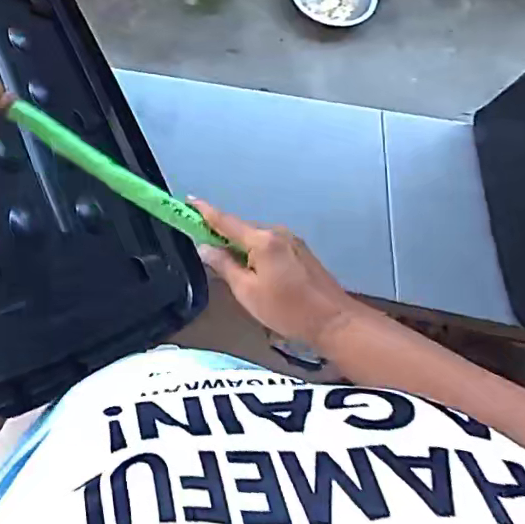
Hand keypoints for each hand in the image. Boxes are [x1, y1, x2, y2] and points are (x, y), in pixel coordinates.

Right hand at [189, 198, 357, 346]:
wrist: (336, 322)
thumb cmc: (287, 310)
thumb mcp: (246, 291)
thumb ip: (223, 265)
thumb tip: (204, 248)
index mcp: (262, 240)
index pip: (225, 221)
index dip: (204, 211)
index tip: (188, 201)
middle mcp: (277, 233)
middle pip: (240, 229)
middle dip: (221, 235)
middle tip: (204, 248)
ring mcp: (291, 241)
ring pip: (255, 238)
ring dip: (239, 246)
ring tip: (231, 268)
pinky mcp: (300, 251)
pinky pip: (268, 245)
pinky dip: (254, 252)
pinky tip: (253, 270)